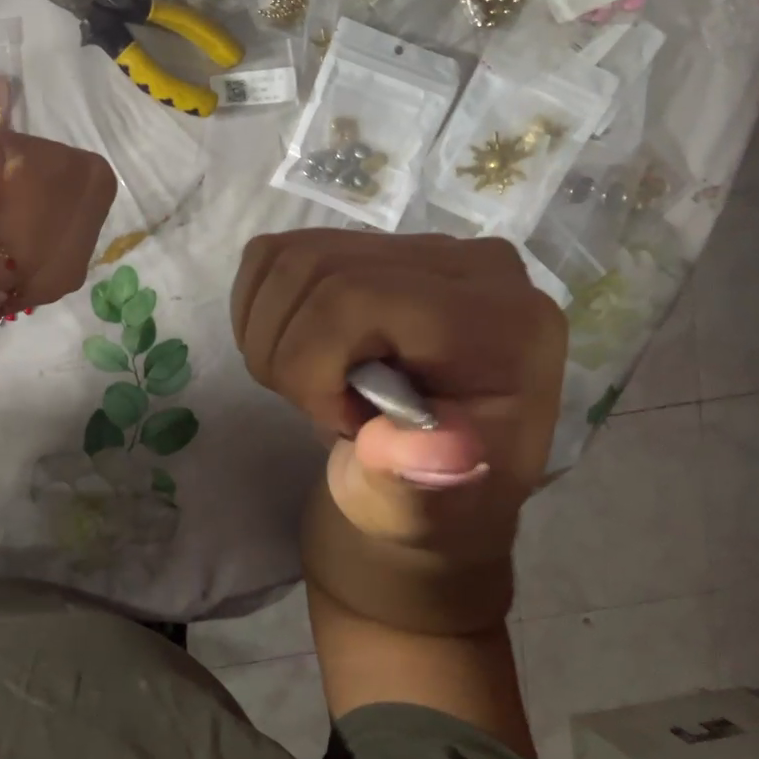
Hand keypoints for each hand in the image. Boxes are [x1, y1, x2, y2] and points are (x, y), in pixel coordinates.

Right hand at [230, 230, 566, 563]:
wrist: (424, 474)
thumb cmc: (431, 499)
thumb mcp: (431, 512)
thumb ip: (424, 483)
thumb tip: (436, 452)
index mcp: (499, 323)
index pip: (355, 295)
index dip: (312, 359)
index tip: (337, 417)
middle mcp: (462, 265)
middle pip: (310, 271)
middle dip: (286, 353)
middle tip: (318, 405)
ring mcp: (409, 248)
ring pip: (284, 260)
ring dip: (269, 334)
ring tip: (308, 380)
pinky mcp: (360, 246)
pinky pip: (273, 256)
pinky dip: (258, 311)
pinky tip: (294, 350)